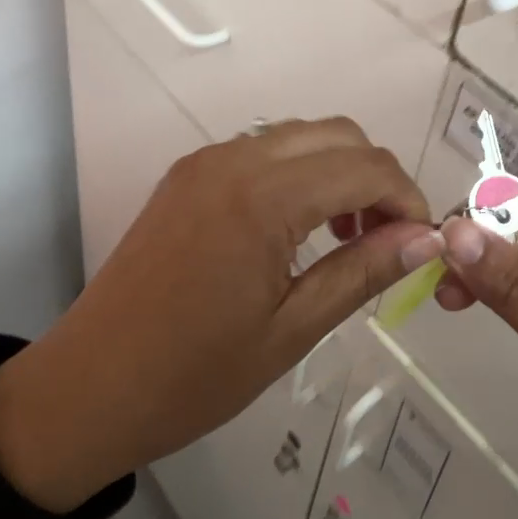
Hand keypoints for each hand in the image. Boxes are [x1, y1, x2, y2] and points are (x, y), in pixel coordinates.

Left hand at [0, 118, 442, 511]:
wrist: (91, 385)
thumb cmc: (195, 373)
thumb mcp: (292, 329)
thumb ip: (362, 272)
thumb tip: (426, 240)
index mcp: (263, 197)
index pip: (364, 167)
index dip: (406, 198)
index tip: (420, 242)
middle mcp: (234, 159)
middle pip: (336, 133)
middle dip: (374, 177)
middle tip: (384, 239)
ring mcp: (205, 161)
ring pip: (298, 135)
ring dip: (336, 170)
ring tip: (343, 237)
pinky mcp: (187, 174)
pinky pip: (261, 151)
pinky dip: (296, 173)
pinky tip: (295, 228)